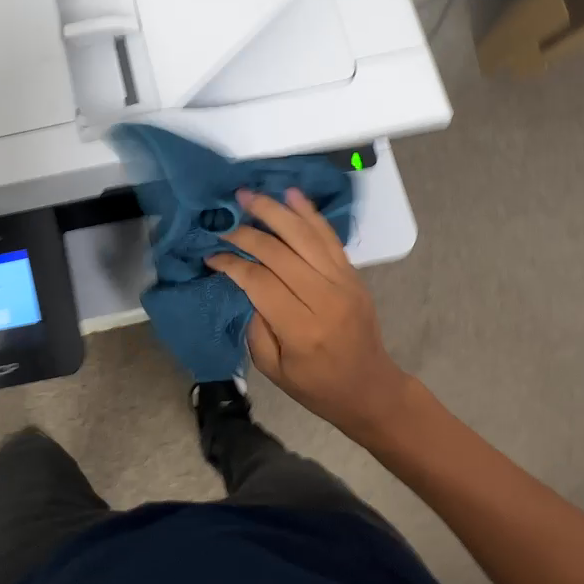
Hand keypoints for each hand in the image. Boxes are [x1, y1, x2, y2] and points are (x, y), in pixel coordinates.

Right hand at [206, 189, 413, 442]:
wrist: (370, 389)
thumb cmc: (316, 386)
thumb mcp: (273, 368)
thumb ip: (254, 325)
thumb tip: (242, 284)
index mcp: (301, 329)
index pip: (259, 282)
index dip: (232, 264)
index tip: (212, 256)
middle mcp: (324, 299)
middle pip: (279, 252)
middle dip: (246, 233)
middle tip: (223, 223)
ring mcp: (343, 282)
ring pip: (304, 235)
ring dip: (274, 211)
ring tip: (248, 195)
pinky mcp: (353, 274)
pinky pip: (328, 236)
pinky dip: (309, 213)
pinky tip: (290, 194)